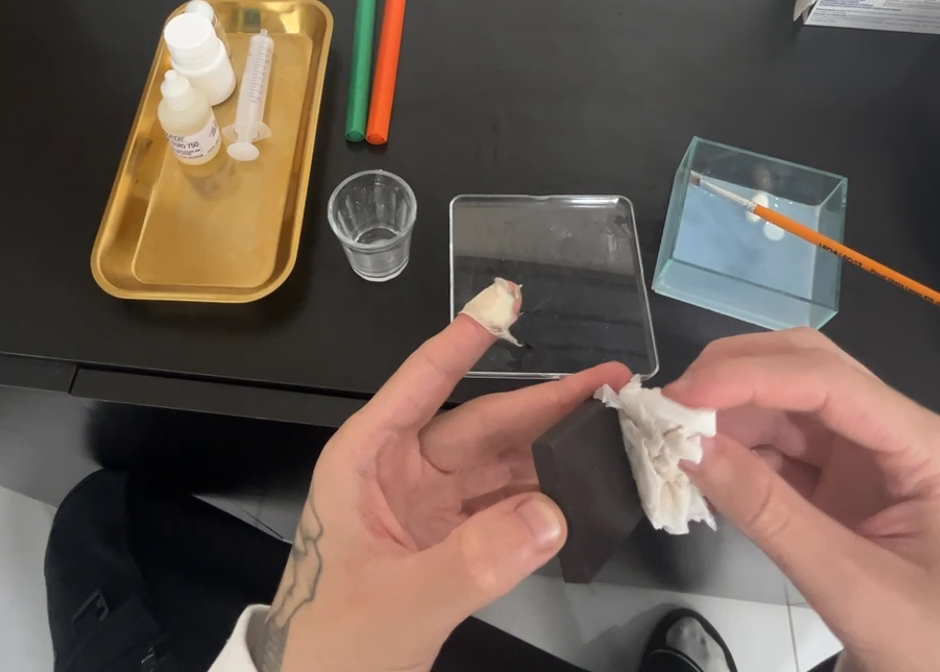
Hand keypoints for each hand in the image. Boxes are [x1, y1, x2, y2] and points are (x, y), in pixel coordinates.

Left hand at [249, 314, 630, 671]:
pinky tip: (582, 486)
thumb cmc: (330, 643)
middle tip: (606, 380)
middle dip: (543, 402)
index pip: (421, 381)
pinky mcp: (451, 538)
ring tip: (609, 428)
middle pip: (480, 422)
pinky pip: (503, 505)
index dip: (465, 340)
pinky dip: (542, 497)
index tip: (505, 302)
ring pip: (499, 461)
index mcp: (367, 456)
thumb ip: (472, 562)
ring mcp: (429, 503)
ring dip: (551, 447)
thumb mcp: (397, 601)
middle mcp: (401, 467)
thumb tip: (551, 514)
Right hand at [665, 329, 939, 671]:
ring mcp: (876, 459)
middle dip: (736, 375)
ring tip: (678, 434)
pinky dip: (741, 447)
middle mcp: (902, 436)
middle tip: (672, 403)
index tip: (682, 396)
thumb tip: (687, 448)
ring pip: (790, 402)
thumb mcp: (859, 594)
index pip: (829, 381)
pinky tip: (708, 461)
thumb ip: (770, 514)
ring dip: (732, 410)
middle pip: (810, 369)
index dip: (749, 377)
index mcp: (930, 450)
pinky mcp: (853, 484)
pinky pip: (787, 445)